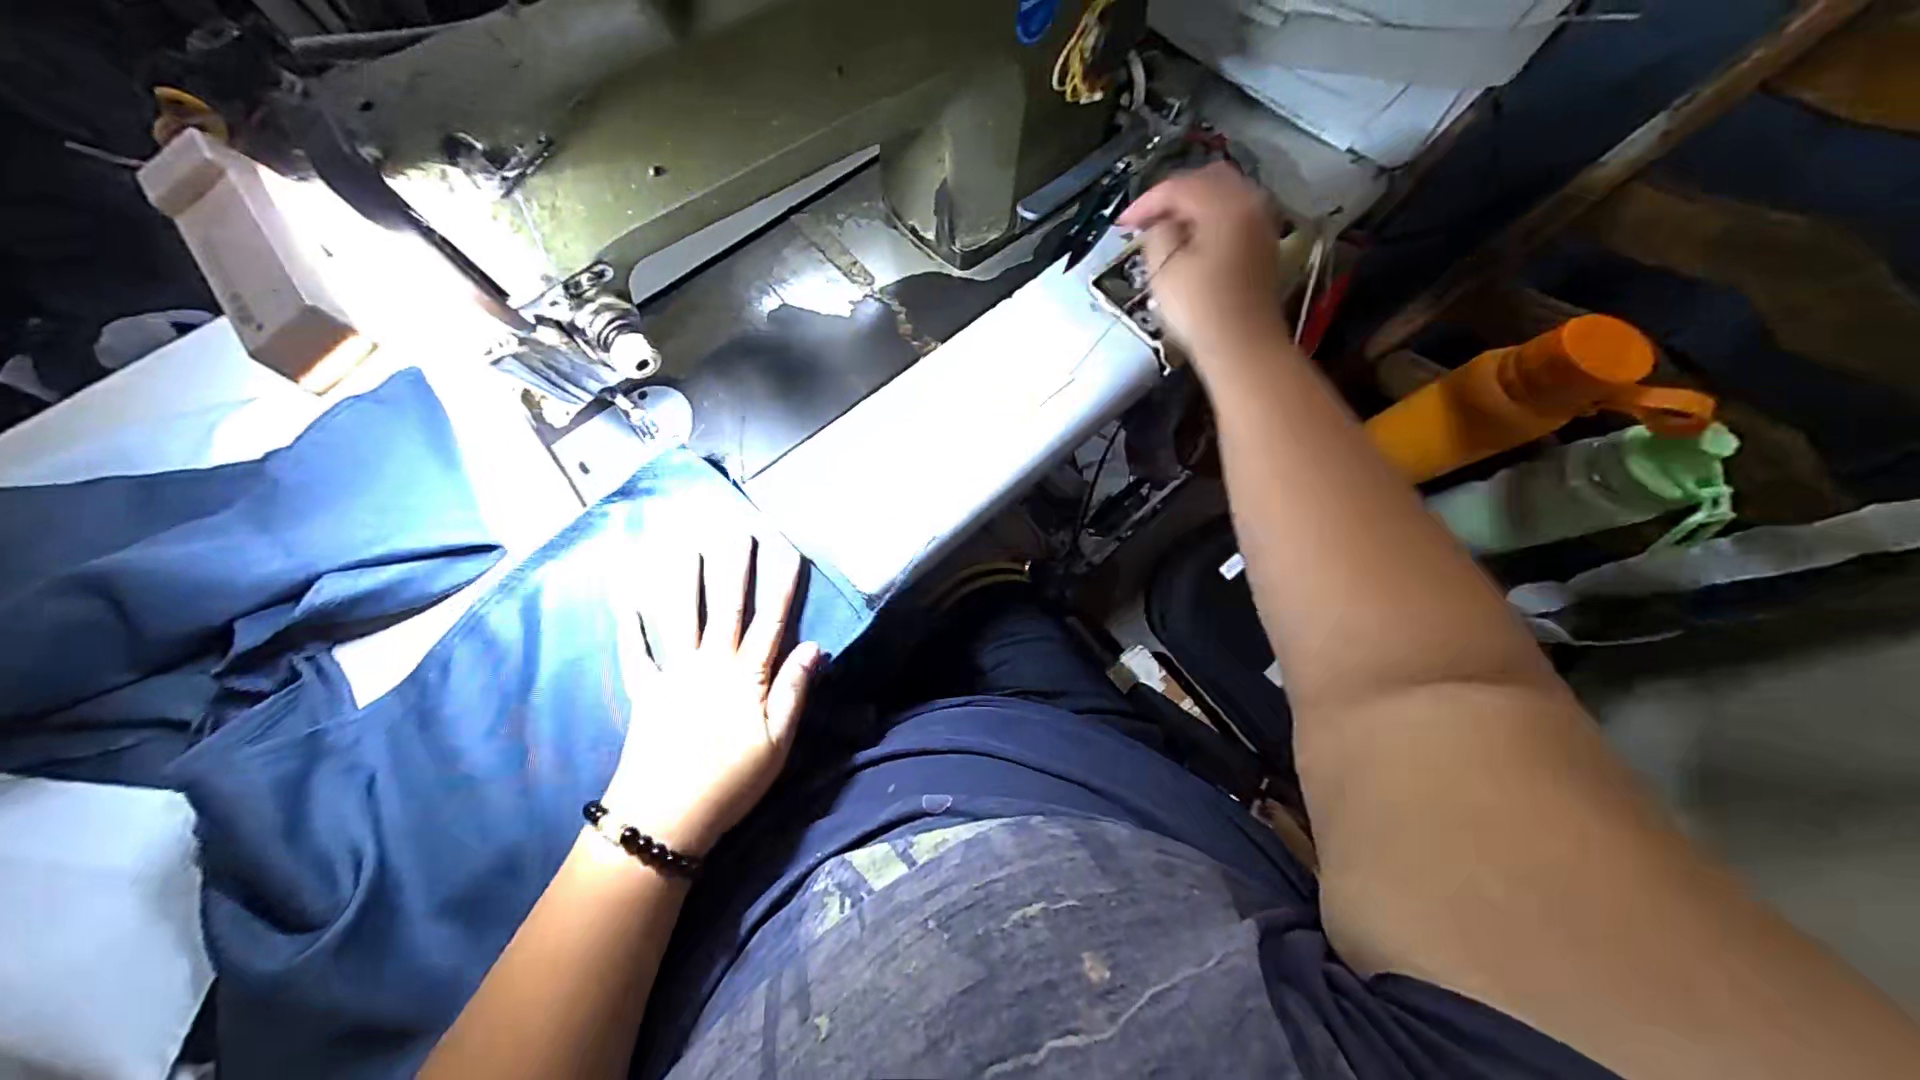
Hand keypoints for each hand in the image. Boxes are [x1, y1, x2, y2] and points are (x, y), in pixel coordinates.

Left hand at [604, 533, 822, 856]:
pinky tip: (626, 600)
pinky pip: (636, 654)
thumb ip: (794, 690)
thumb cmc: (731, 781)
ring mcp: (674, 675)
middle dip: (736, 568)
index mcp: (747, 677)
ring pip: (682, 618)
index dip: (782, 586)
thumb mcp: (778, 741)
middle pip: (727, 608)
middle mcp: (711, 665)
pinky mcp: (645, 691)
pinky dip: (630, 627)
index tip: (789, 551)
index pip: (772, 622)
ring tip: (688, 547)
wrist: (664, 817)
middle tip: (739, 532)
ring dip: (686, 581)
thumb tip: (814, 646)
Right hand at [1117, 163, 1291, 363]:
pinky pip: (1233, 216)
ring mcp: (1261, 224)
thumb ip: (1157, 235)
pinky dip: (1209, 220)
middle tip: (1145, 220)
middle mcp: (1250, 203)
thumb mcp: (1165, 270)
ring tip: (1165, 231)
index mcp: (1225, 204)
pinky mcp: (1262, 246)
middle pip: (1206, 181)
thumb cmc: (1200, 309)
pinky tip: (1191, 242)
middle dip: (1172, 196)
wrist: (1243, 346)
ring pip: (1222, 197)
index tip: (1122, 223)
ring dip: (1192, 207)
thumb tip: (1160, 225)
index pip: (1179, 186)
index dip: (1145, 202)